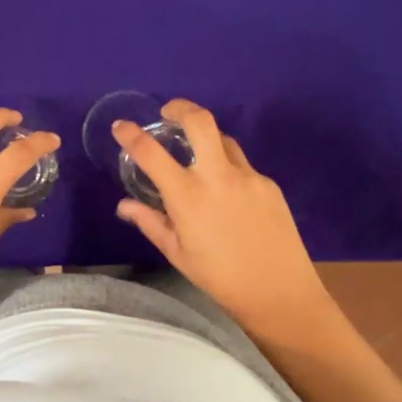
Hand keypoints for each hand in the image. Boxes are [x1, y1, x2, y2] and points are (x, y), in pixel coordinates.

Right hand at [114, 99, 330, 327]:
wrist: (280, 294)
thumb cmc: (220, 278)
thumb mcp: (177, 253)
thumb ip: (150, 221)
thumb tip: (124, 206)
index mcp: (187, 196)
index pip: (150, 152)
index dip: (131, 134)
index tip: (120, 126)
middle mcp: (217, 176)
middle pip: (199, 121)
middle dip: (180, 107)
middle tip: (168, 113)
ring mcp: (248, 177)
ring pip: (224, 140)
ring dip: (206, 139)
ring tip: (197, 156)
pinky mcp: (269, 185)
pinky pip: (242, 166)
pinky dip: (228, 169)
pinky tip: (227, 194)